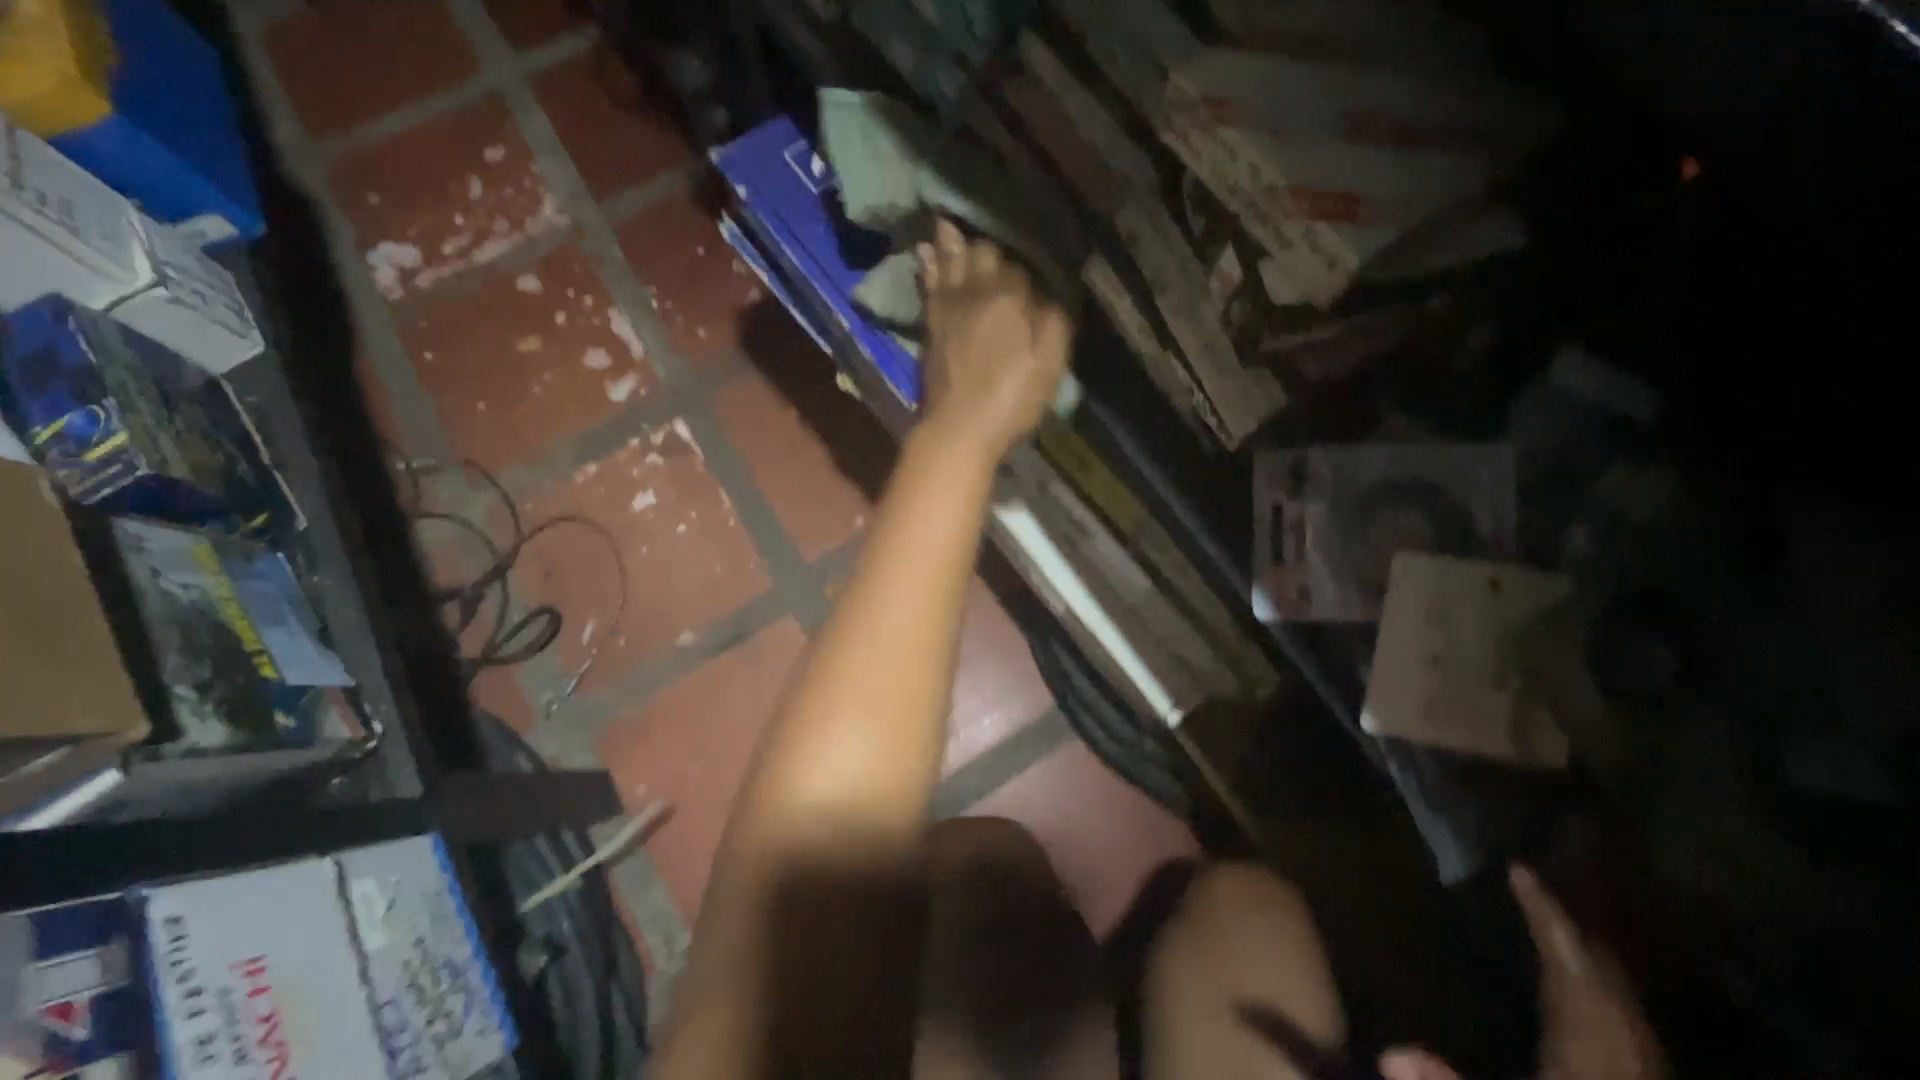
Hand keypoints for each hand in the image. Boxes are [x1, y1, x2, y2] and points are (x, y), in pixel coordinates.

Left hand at [917, 219, 1071, 460]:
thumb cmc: (1011, 397)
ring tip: (943, 219)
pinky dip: (927, 266)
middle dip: (986, 243)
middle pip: (981, 255)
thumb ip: (1054, 321)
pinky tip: (923, 254)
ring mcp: (948, 308)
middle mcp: (976, 292)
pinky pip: (928, 286)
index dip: (1025, 262)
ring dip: (949, 242)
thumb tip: (1050, 294)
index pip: (1018, 266)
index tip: (1030, 256)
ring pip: (949, 264)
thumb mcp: (1050, 362)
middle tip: (985, 222)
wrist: (959, 428)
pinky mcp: (930, 327)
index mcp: (1009, 296)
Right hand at [1379, 866, 1665, 1079]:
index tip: (1520, 871)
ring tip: (1552, 934)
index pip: (1568, 964)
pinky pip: (1622, 1029)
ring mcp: (1638, 1073)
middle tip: (1531, 891)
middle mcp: (1622, 1051)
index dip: (1546, 915)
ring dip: (1584, 963)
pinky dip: (1597, 1000)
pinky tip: (1580, 1010)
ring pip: (1619, 1004)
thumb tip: (1387, 1052)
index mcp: (1590, 1047)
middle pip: (1601, 977)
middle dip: (1568, 930)